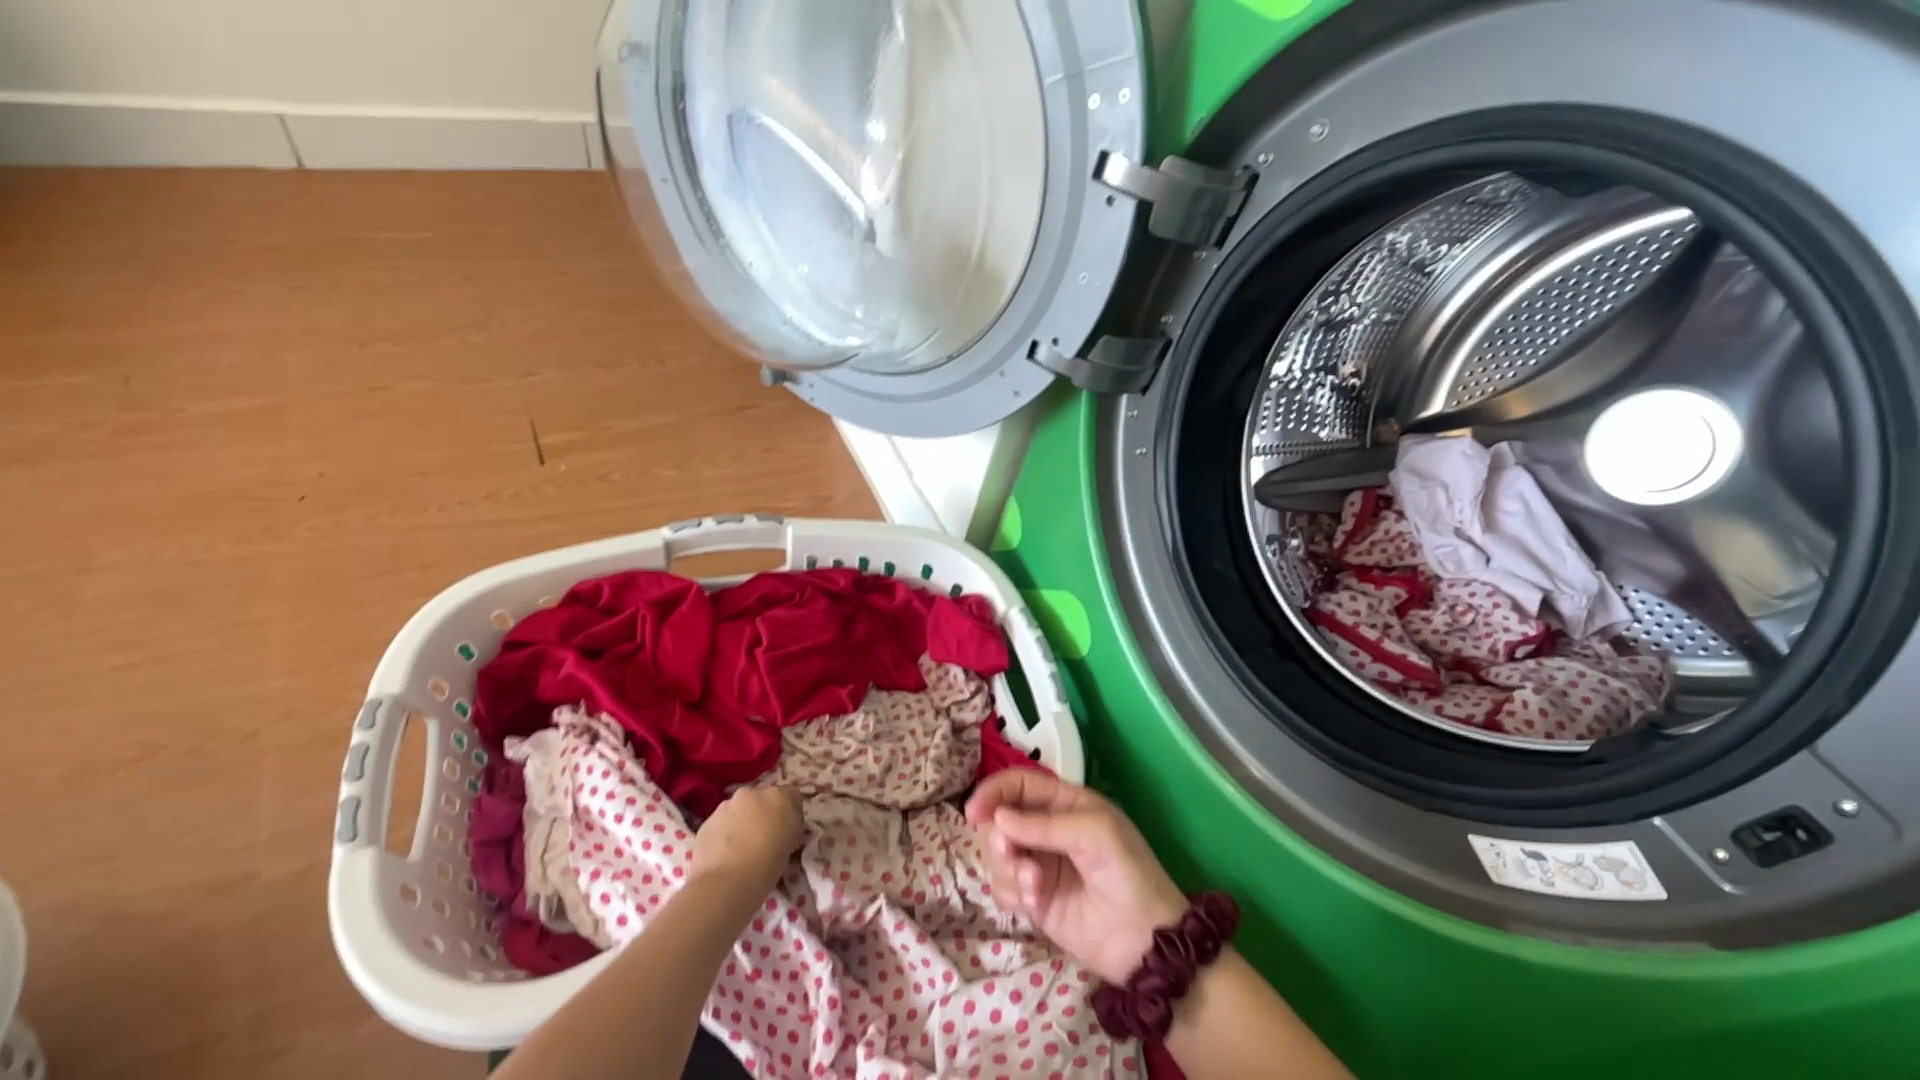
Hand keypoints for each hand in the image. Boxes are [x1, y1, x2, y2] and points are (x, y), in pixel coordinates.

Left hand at [691, 786, 803, 892]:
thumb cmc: (768, 866)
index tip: (788, 830)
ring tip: (741, 850)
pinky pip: (720, 824)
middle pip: (762, 800)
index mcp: (779, 797)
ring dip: (742, 823)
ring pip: (738, 810)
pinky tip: (725, 855)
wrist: (726, 883)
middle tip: (764, 839)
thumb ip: (790, 828)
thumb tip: (784, 829)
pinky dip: (724, 834)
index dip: (791, 812)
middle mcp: (752, 793)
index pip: (792, 796)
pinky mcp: (706, 821)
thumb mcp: (791, 845)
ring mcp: (726, 805)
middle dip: (763, 814)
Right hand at [965, 770, 1186, 983]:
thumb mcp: (1096, 834)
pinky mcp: (1033, 899)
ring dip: (1007, 870)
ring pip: (996, 855)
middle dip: (999, 840)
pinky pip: (1001, 887)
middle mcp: (1048, 830)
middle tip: (1016, 859)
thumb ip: (1045, 824)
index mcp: (1066, 803)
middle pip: (999, 820)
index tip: (974, 813)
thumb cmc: (1129, 874)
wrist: (1145, 942)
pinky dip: (1011, 894)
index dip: (993, 792)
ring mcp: (1038, 865)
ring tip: (1034, 889)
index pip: (1018, 784)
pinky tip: (1034, 906)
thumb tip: (997, 820)